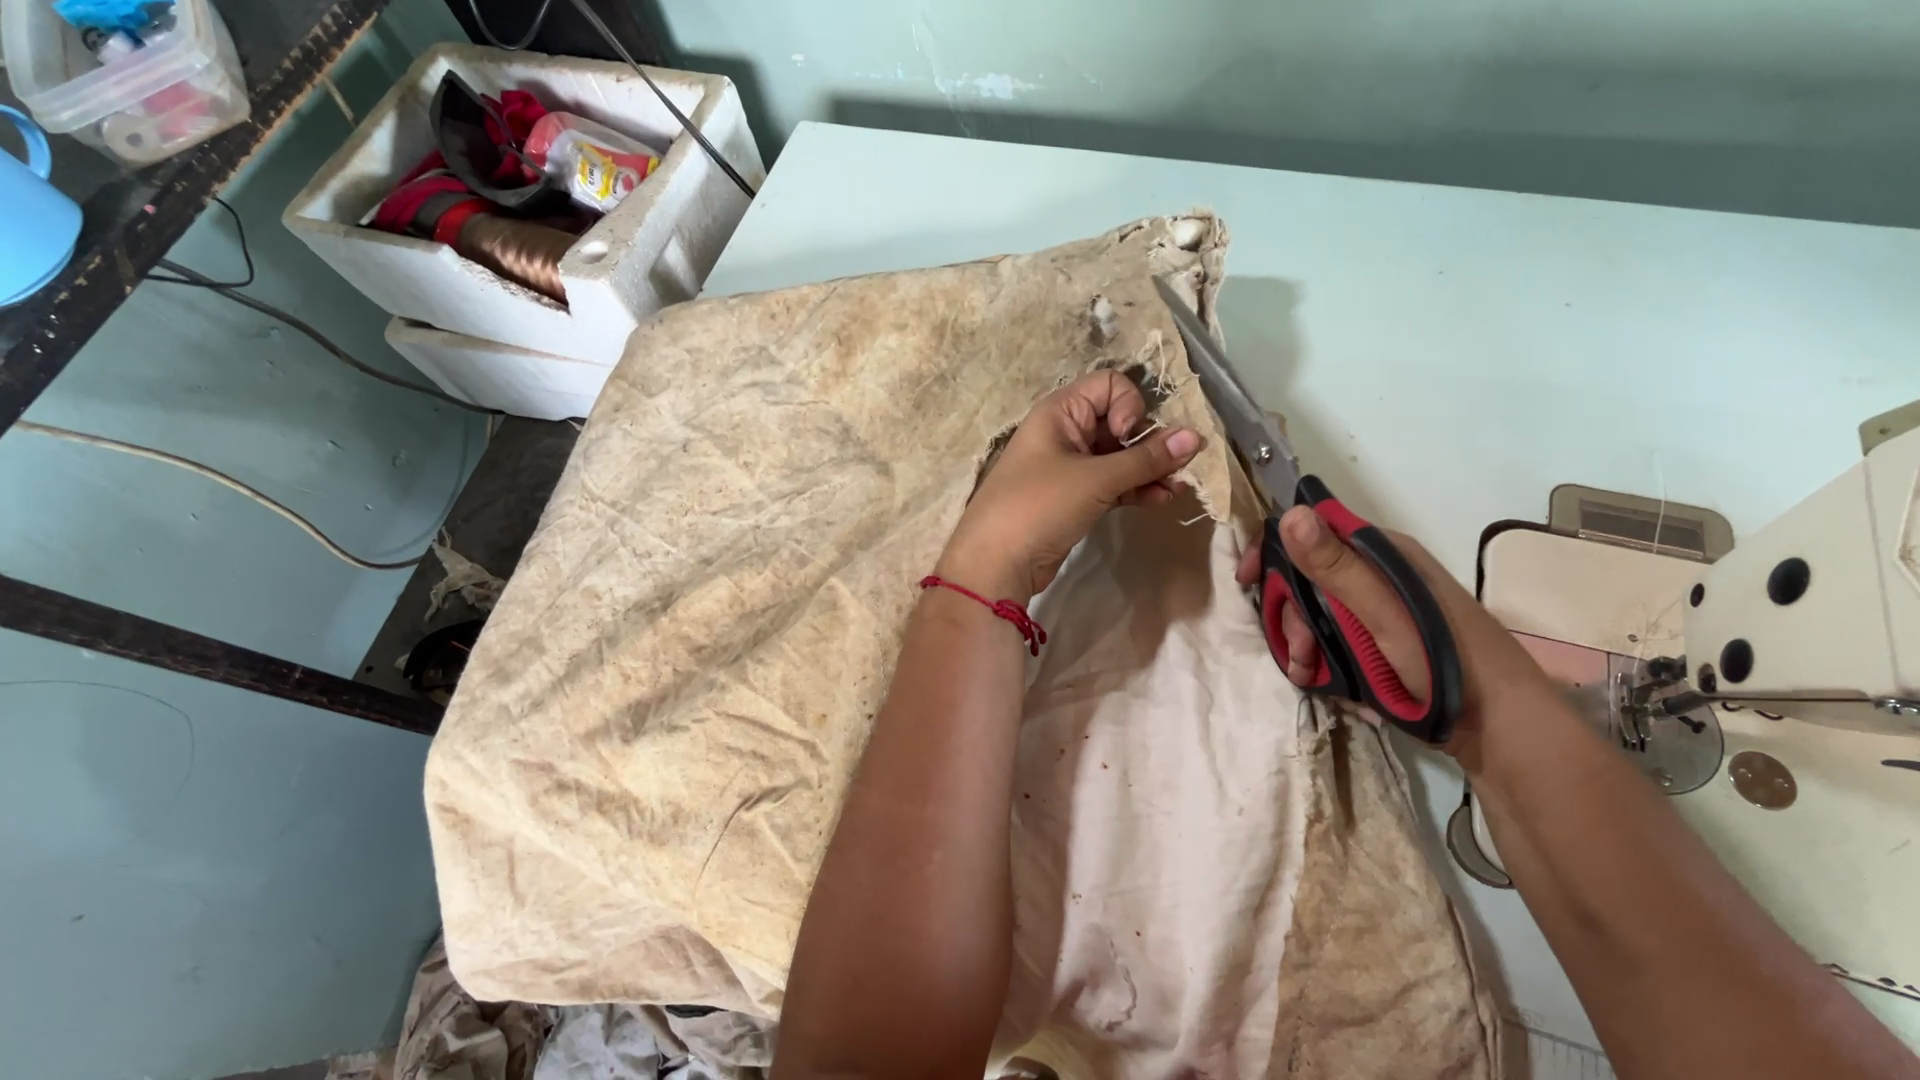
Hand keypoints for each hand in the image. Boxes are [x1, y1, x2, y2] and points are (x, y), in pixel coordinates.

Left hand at [937, 370, 1205, 602]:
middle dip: (1151, 442)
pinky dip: (1137, 489)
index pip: (1109, 385)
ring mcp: (1070, 467)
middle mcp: (1065, 432)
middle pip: (1120, 421)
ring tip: (1178, 487)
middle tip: (1176, 467)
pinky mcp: (1076, 498)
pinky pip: (1114, 483)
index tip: (1128, 436)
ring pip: (1120, 457)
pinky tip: (1163, 500)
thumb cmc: (1040, 505)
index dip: (1129, 405)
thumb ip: (1147, 459)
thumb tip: (1196, 436)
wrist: (996, 563)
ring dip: (1150, 469)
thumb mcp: (1096, 478)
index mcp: (1060, 412)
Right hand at [1235, 504, 1555, 763]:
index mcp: (1382, 555)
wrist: (1498, 727)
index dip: (1275, 551)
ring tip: (1309, 676)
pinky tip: (1330, 686)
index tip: (1247, 580)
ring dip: (1305, 645)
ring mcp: (1385, 611)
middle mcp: (1381, 575)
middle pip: (1310, 578)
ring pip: (1319, 614)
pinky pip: (1338, 642)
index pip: (1313, 530)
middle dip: (1291, 615)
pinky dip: (1326, 661)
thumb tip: (1290, 513)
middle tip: (1296, 653)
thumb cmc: (1442, 662)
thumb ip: (1336, 565)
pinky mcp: (1387, 643)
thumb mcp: (1381, 613)